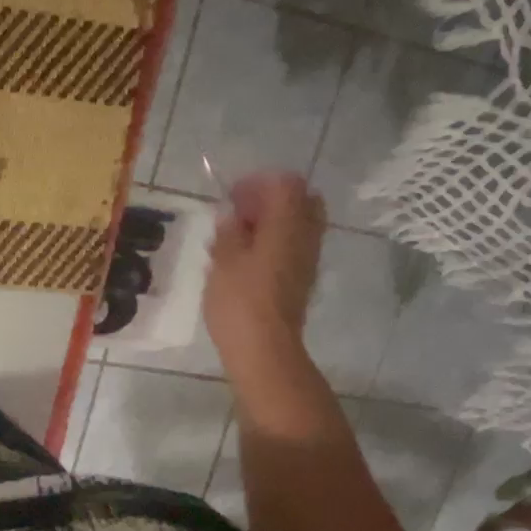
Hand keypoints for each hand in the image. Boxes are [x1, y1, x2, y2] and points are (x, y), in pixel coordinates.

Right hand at [202, 171, 326, 379]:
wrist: (264, 348)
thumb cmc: (239, 303)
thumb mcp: (223, 264)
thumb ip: (228, 234)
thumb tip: (230, 216)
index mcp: (286, 224)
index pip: (285, 184)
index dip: (258, 183)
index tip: (232, 195)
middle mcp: (305, 234)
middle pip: (300, 200)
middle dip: (272, 199)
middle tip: (241, 212)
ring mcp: (308, 257)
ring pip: (299, 223)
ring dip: (274, 221)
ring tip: (241, 237)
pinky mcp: (302, 278)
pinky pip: (295, 245)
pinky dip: (276, 241)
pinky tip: (250, 259)